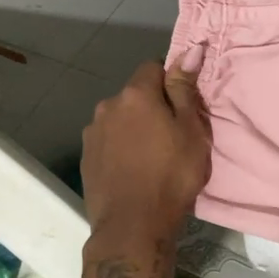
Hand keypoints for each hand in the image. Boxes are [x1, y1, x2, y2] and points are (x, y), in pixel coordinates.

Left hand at [79, 60, 210, 232]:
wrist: (133, 227)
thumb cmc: (172, 174)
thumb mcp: (191, 129)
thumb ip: (185, 89)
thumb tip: (190, 51)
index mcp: (136, 95)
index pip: (154, 67)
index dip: (172, 80)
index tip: (185, 104)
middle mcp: (108, 106)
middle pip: (136, 94)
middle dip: (154, 105)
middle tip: (175, 133)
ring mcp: (93, 134)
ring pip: (121, 119)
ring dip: (136, 127)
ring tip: (154, 155)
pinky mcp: (87, 159)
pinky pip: (110, 141)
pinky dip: (123, 147)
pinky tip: (136, 169)